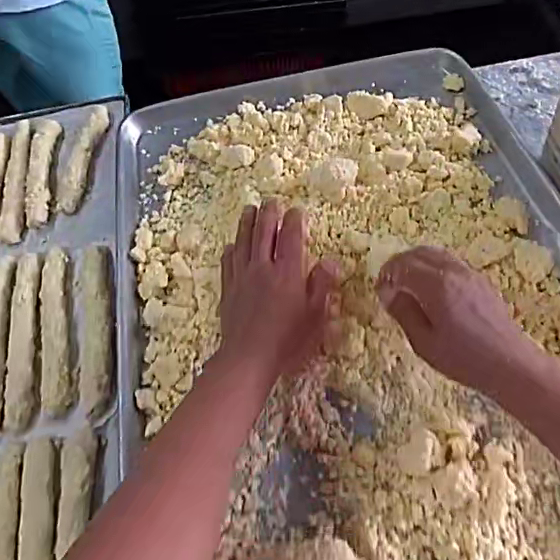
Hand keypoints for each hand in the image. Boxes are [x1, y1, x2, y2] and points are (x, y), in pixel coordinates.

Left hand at [217, 199, 340, 379]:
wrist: (248, 358)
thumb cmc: (288, 341)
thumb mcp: (315, 317)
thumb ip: (322, 286)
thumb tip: (331, 261)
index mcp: (287, 272)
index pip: (291, 237)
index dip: (294, 221)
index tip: (296, 211)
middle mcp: (263, 268)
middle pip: (263, 232)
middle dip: (268, 213)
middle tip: (271, 201)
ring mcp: (242, 277)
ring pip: (243, 242)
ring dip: (246, 223)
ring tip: (249, 209)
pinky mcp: (228, 289)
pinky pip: (228, 262)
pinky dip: (231, 249)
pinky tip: (232, 246)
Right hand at [377, 247, 543, 392]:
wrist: (512, 365)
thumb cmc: (465, 359)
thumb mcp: (424, 343)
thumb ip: (404, 313)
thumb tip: (388, 293)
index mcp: (436, 285)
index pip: (402, 265)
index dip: (387, 275)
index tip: (381, 292)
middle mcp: (453, 271)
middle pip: (417, 253)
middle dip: (399, 265)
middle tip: (391, 286)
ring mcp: (470, 273)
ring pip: (435, 254)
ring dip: (417, 263)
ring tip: (410, 285)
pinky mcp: (481, 280)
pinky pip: (450, 262)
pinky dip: (434, 267)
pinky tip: (433, 289)